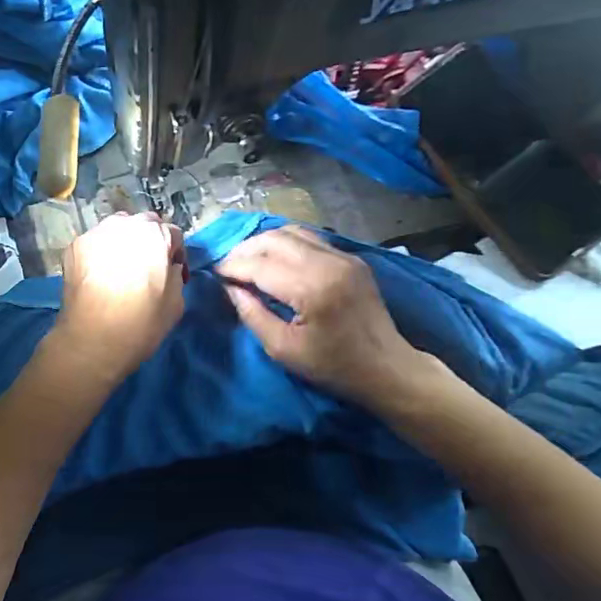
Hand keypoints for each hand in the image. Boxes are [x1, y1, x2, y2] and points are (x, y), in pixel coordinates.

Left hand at [47, 212, 186, 385]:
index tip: (172, 273)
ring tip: (120, 271)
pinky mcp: (74, 247)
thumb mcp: (176, 302)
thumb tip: (167, 267)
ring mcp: (96, 233)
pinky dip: (100, 255)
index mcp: (156, 234)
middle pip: (143, 226)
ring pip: (116, 231)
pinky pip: (94, 244)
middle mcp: (125, 224)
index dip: (174, 255)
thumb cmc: (142, 323)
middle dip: (148, 244)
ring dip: (122, 245)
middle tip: (146, 270)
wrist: (93, 339)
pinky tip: (100, 276)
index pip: (172, 234)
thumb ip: (175, 274)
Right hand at [215, 226, 449, 409]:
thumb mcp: (282, 349)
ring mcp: (343, 257)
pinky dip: (286, 243)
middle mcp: (328, 262)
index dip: (232, 267)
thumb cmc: (332, 366)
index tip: (213, 274)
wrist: (387, 368)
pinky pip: (310, 239)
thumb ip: (251, 314)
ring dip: (265, 243)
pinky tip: (275, 260)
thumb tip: (230, 288)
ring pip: (292, 232)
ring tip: (247, 261)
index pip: (259, 265)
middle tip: (228, 267)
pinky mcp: (352, 259)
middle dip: (244, 250)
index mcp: (311, 287)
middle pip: (274, 239)